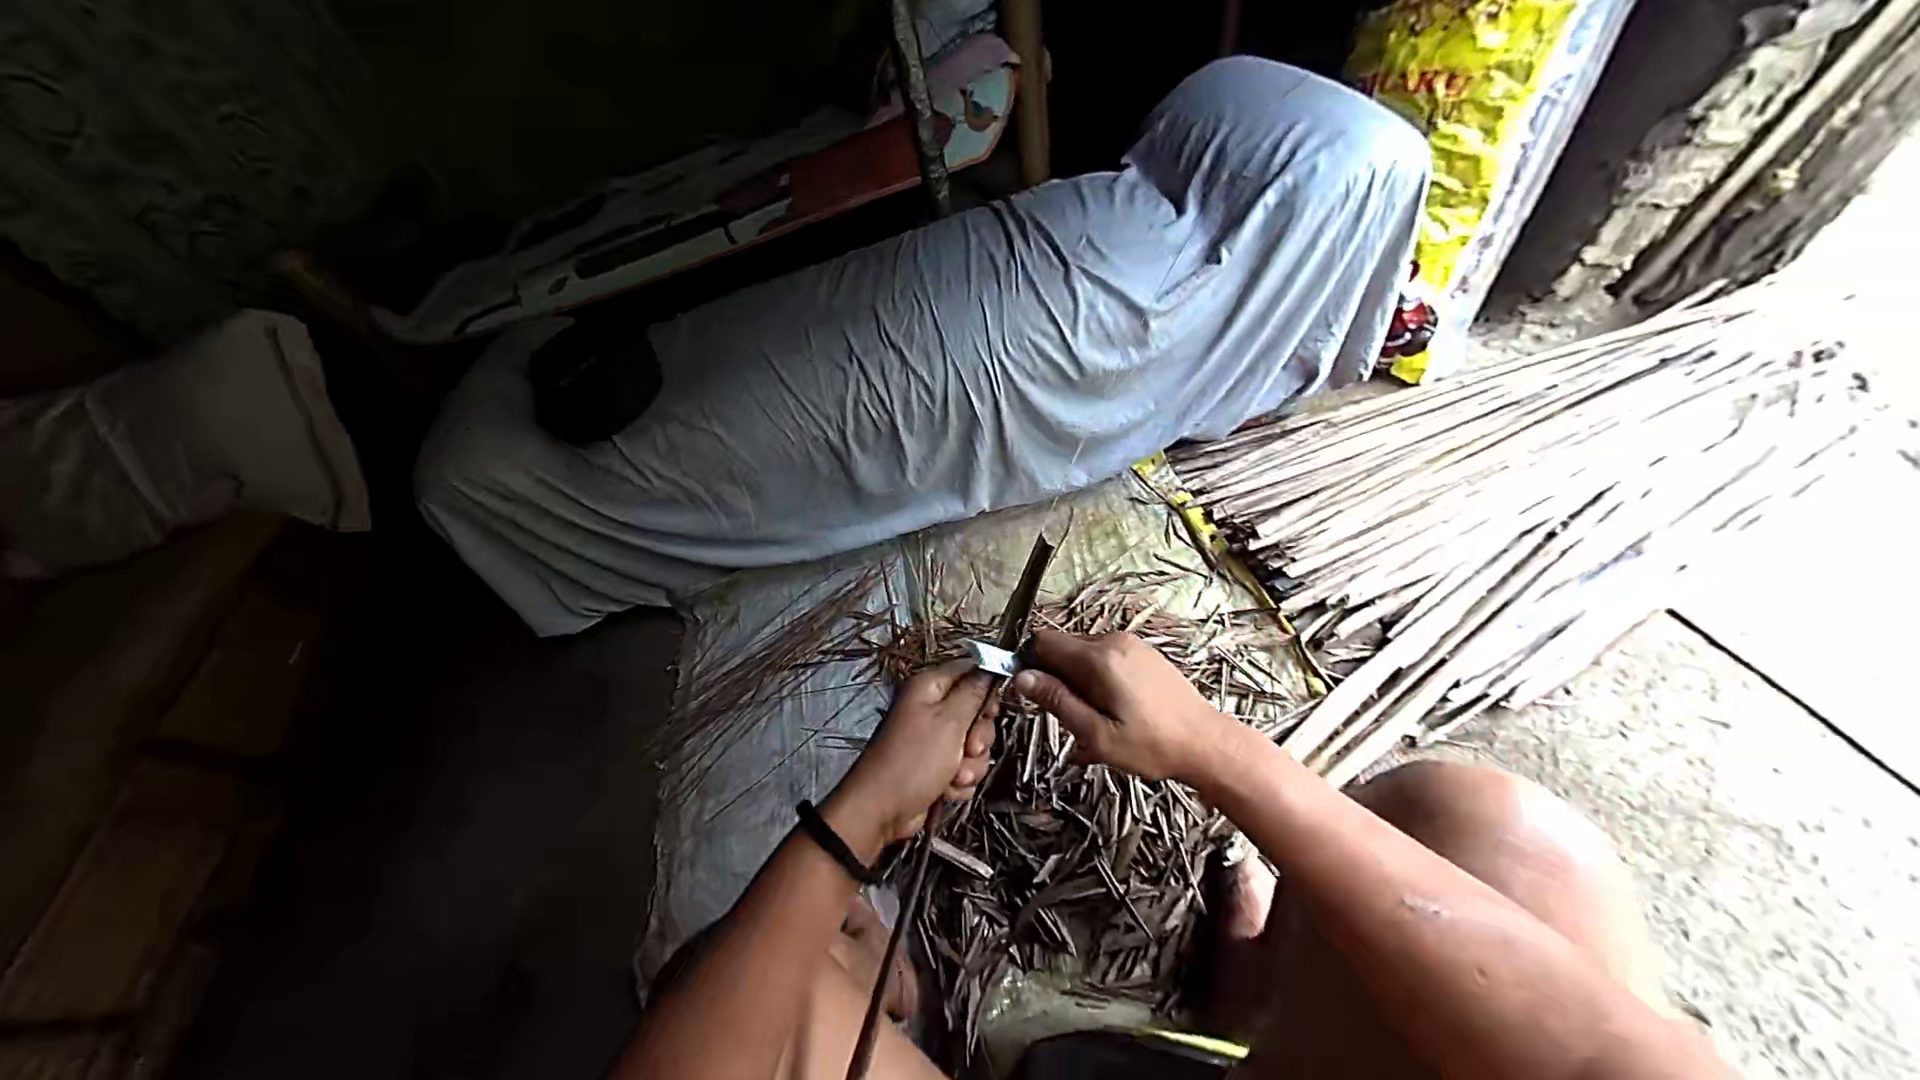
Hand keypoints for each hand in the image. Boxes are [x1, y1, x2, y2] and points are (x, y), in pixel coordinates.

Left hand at [823, 659, 997, 858]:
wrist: (883, 810)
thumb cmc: (913, 760)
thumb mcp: (949, 721)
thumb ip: (973, 692)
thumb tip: (990, 667)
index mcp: (930, 688)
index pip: (970, 672)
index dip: (986, 689)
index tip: (991, 710)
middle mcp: (931, 709)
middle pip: (976, 711)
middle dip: (979, 736)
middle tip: (970, 748)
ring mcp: (934, 739)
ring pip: (974, 745)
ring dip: (971, 764)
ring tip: (954, 776)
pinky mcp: (938, 767)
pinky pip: (965, 767)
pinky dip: (961, 781)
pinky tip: (947, 789)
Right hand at [1009, 628, 1230, 783]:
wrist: (1209, 744)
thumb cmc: (1153, 746)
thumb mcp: (1097, 735)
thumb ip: (1057, 702)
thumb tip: (1022, 677)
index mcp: (1099, 659)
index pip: (1043, 641)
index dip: (1030, 664)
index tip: (1035, 694)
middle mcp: (1113, 641)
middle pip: (1063, 649)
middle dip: (1057, 680)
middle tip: (1072, 720)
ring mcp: (1131, 644)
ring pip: (1083, 656)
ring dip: (1078, 684)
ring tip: (1096, 722)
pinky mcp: (1143, 653)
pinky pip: (1105, 659)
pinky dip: (1098, 681)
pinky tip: (1114, 712)